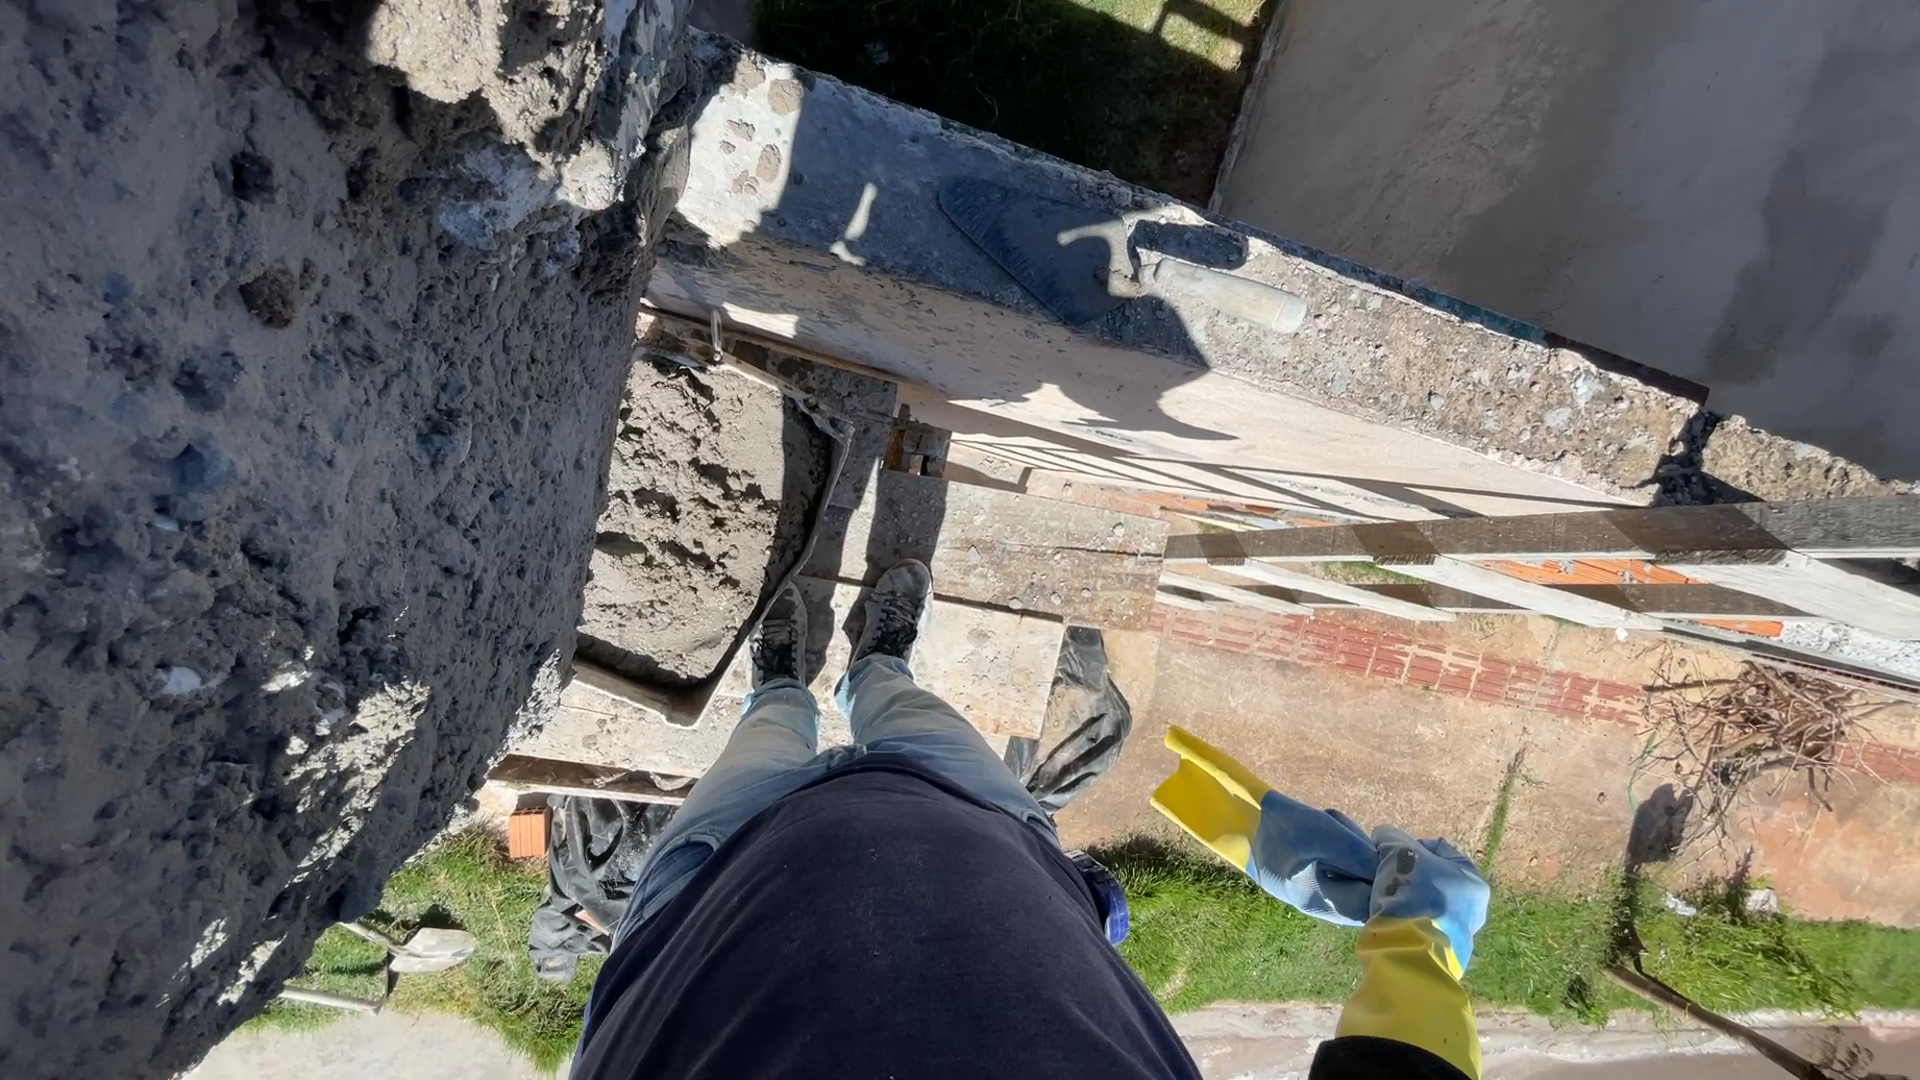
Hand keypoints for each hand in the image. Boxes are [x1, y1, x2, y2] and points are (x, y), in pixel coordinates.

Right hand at [1247, 791, 1377, 925]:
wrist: (1243, 819)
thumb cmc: (1281, 829)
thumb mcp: (1324, 835)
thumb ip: (1361, 855)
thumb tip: (1392, 868)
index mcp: (1327, 904)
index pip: (1377, 900)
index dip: (1382, 872)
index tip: (1373, 846)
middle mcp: (1329, 903)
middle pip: (1370, 884)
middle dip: (1363, 852)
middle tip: (1339, 828)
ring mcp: (1325, 887)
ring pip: (1359, 868)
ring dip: (1351, 841)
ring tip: (1326, 822)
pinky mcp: (1320, 871)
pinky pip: (1345, 860)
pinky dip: (1341, 839)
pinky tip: (1324, 824)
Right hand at [1368, 828, 1489, 968]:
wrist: (1411, 945)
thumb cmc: (1412, 889)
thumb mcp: (1396, 847)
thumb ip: (1390, 836)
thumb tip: (1385, 839)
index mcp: (1473, 878)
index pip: (1438, 847)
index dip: (1410, 845)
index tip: (1391, 855)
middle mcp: (1475, 906)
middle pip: (1432, 875)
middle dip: (1408, 872)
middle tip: (1386, 874)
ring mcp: (1463, 932)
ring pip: (1426, 900)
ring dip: (1406, 895)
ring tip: (1385, 896)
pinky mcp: (1446, 951)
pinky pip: (1422, 922)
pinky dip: (1406, 916)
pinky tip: (1391, 916)